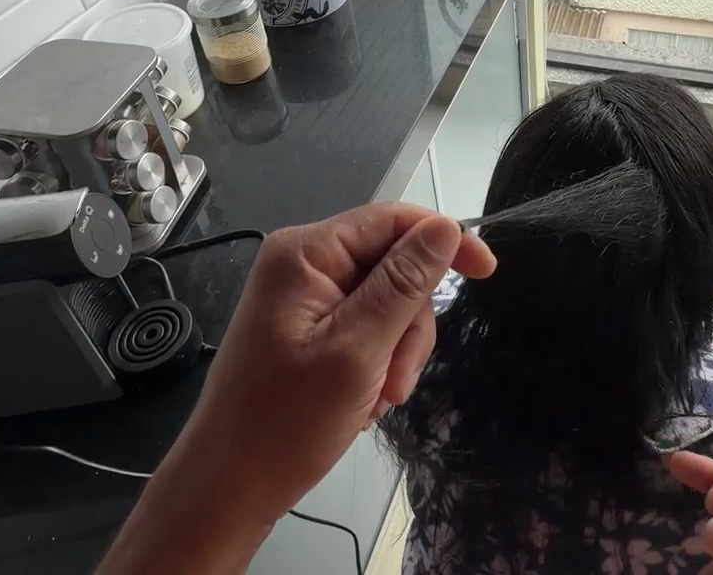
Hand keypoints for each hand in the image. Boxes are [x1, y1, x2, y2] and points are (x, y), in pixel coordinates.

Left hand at [97, 204, 495, 574]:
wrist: (226, 491)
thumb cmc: (285, 423)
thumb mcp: (357, 350)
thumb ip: (404, 283)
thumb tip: (446, 226)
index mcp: (307, 252)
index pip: (393, 220)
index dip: (444, 240)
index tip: (485, 271)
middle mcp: (305, 262)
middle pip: (394, 264)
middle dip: (409, 321)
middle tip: (399, 376)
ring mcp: (305, 294)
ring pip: (388, 299)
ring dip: (397, 348)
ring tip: (380, 396)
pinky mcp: (309, 324)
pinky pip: (368, 323)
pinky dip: (380, 358)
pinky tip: (365, 396)